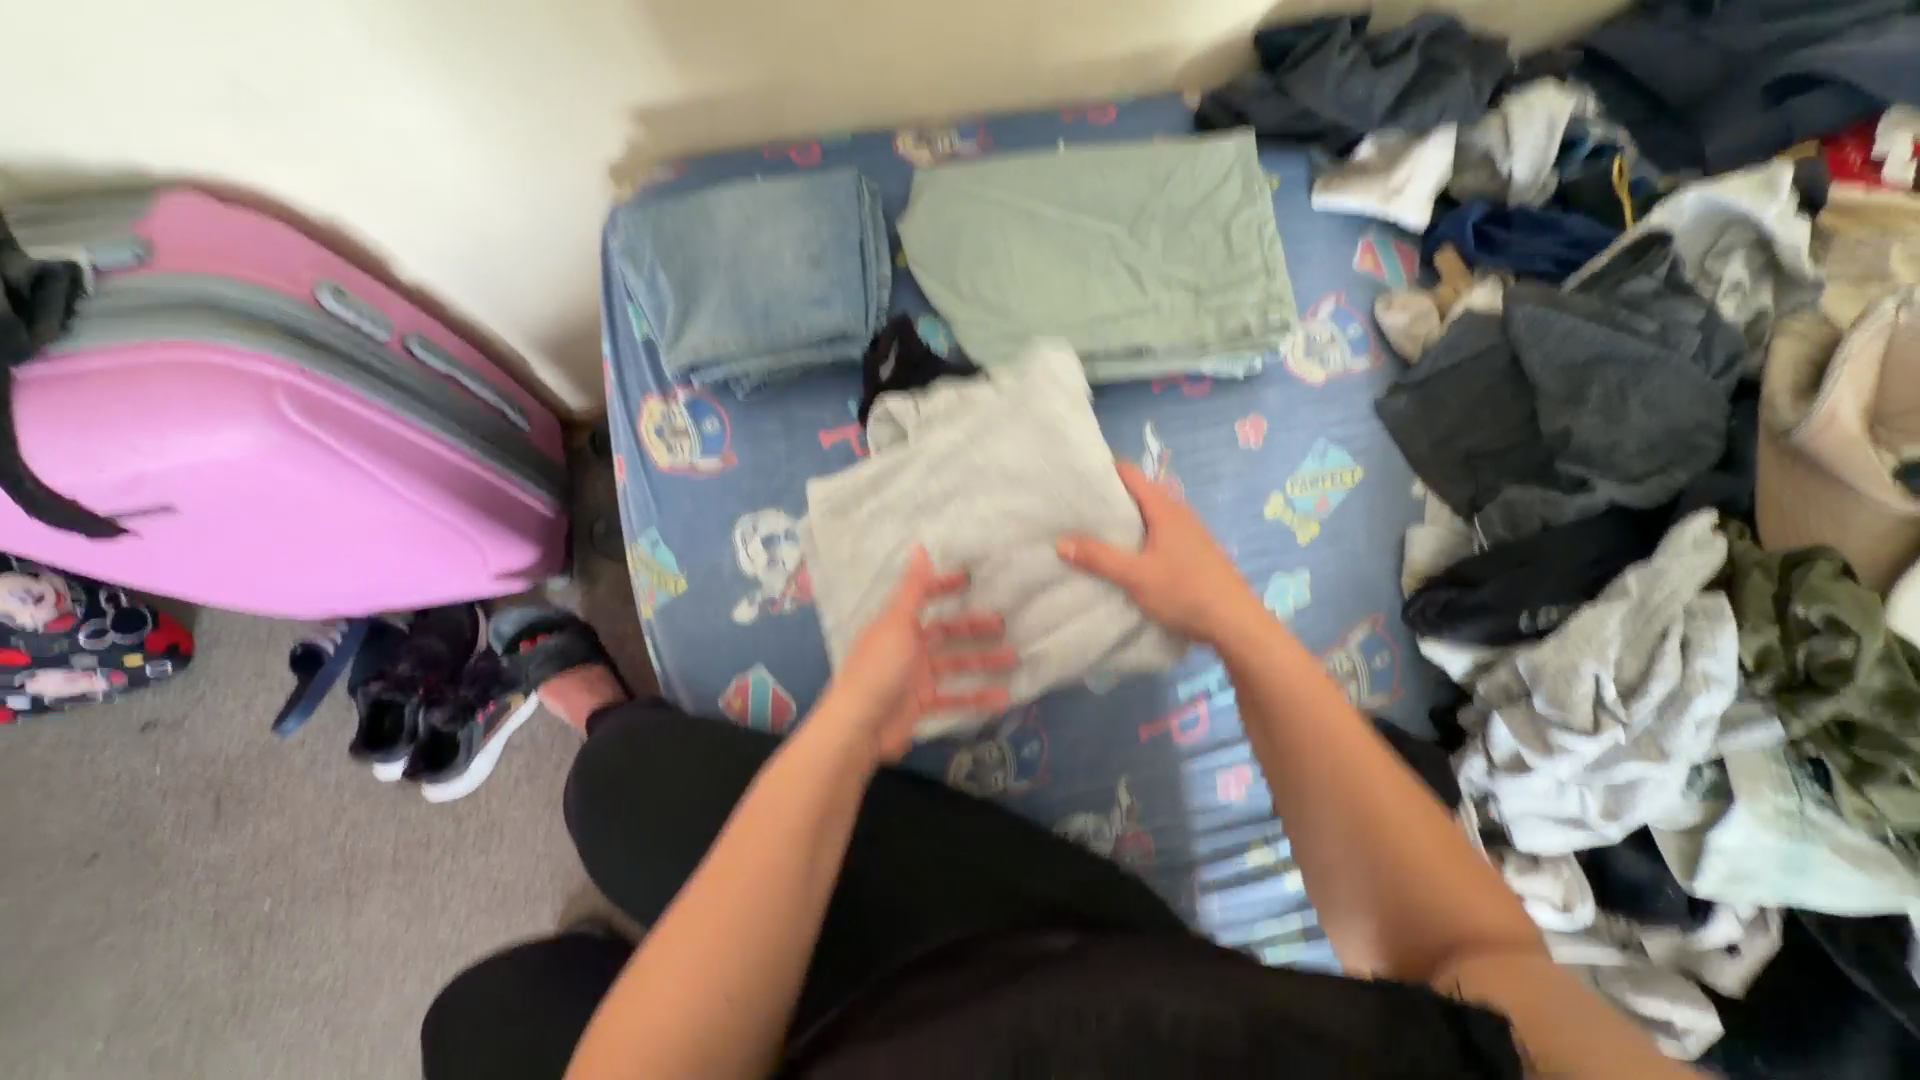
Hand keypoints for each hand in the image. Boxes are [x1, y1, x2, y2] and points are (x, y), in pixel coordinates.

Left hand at [815, 547, 1016, 762]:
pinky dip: (978, 697)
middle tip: (1003, 623)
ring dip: (983, 661)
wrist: (859, 728)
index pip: (922, 598)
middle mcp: (906, 647)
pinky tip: (1003, 697)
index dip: (943, 587)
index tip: (970, 580)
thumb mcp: (896, 624)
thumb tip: (919, 546)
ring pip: (955, 664)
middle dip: (973, 628)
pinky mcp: (922, 705)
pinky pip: (955, 697)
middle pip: (945, 632)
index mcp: (896, 624)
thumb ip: (912, 589)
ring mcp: (915, 677)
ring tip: (1014, 658)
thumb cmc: (877, 669)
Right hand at [1057, 461, 1261, 644]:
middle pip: (1138, 494)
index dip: (1103, 471)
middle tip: (1075, 509)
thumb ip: (1099, 558)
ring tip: (1093, 533)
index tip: (1076, 478)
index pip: (1130, 473)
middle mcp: (1178, 513)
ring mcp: (1188, 533)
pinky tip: (1124, 557)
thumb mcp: (1135, 576)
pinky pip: (1158, 535)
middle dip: (1109, 499)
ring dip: (1124, 522)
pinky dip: (1138, 538)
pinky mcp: (1192, 553)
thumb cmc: (1185, 591)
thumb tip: (1061, 541)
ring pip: (1149, 517)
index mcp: (1164, 508)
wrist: (1234, 621)